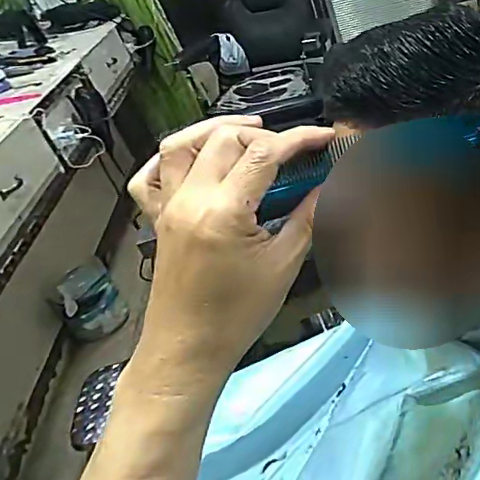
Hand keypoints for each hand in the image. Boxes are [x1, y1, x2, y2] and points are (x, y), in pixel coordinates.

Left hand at [127, 118, 335, 384]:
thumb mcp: (286, 262)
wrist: (187, 349)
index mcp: (224, 212)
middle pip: (223, 139)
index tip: (324, 137)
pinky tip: (199, 158)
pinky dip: (174, 157)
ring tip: (249, 133)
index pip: (264, 153)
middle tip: (293, 146)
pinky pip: (150, 175)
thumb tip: (329, 185)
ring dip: (217, 129)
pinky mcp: (157, 218)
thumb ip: (309, 216)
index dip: (299, 138)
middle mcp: (189, 201)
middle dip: (265, 133)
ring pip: (180, 145)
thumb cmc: (238, 312)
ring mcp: (167, 207)